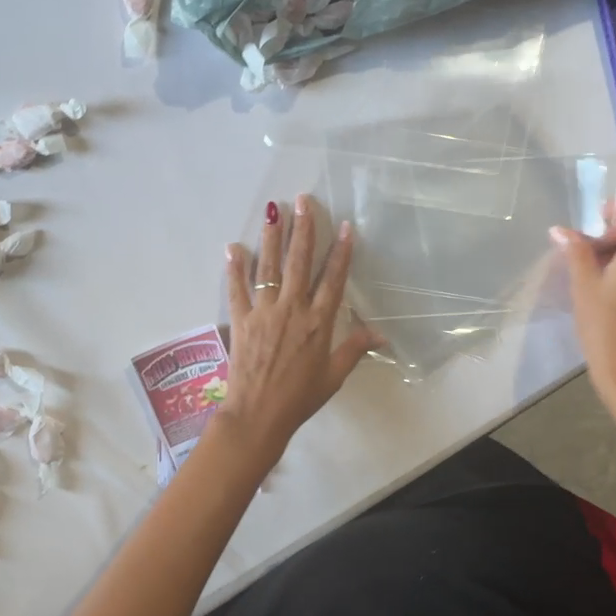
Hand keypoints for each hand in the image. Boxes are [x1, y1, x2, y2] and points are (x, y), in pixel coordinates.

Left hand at [218, 195, 383, 460]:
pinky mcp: (241, 319)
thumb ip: (354, 349)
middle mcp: (292, 309)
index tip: (345, 226)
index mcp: (319, 322)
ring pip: (269, 266)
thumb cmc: (300, 398)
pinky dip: (235, 268)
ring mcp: (264, 312)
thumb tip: (381, 334)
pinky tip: (234, 247)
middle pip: (299, 262)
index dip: (340, 252)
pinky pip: (237, 289)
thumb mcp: (334, 376)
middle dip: (303, 229)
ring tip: (273, 210)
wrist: (258, 415)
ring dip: (272, 236)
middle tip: (303, 200)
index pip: (333, 279)